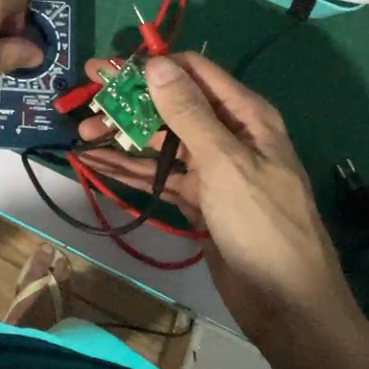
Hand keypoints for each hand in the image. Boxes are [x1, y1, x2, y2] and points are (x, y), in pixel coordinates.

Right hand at [76, 53, 366, 340]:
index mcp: (245, 116)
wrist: (287, 305)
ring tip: (81, 133)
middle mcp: (227, 134)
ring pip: (159, 141)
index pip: (194, 73)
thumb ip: (188, 111)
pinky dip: (129, 168)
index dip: (151, 67)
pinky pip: (158, 175)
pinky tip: (95, 162)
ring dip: (122, 135)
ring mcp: (211, 168)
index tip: (109, 70)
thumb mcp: (225, 161)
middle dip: (128, 102)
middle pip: (170, 106)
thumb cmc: (262, 223)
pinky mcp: (197, 199)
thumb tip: (156, 63)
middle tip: (84, 98)